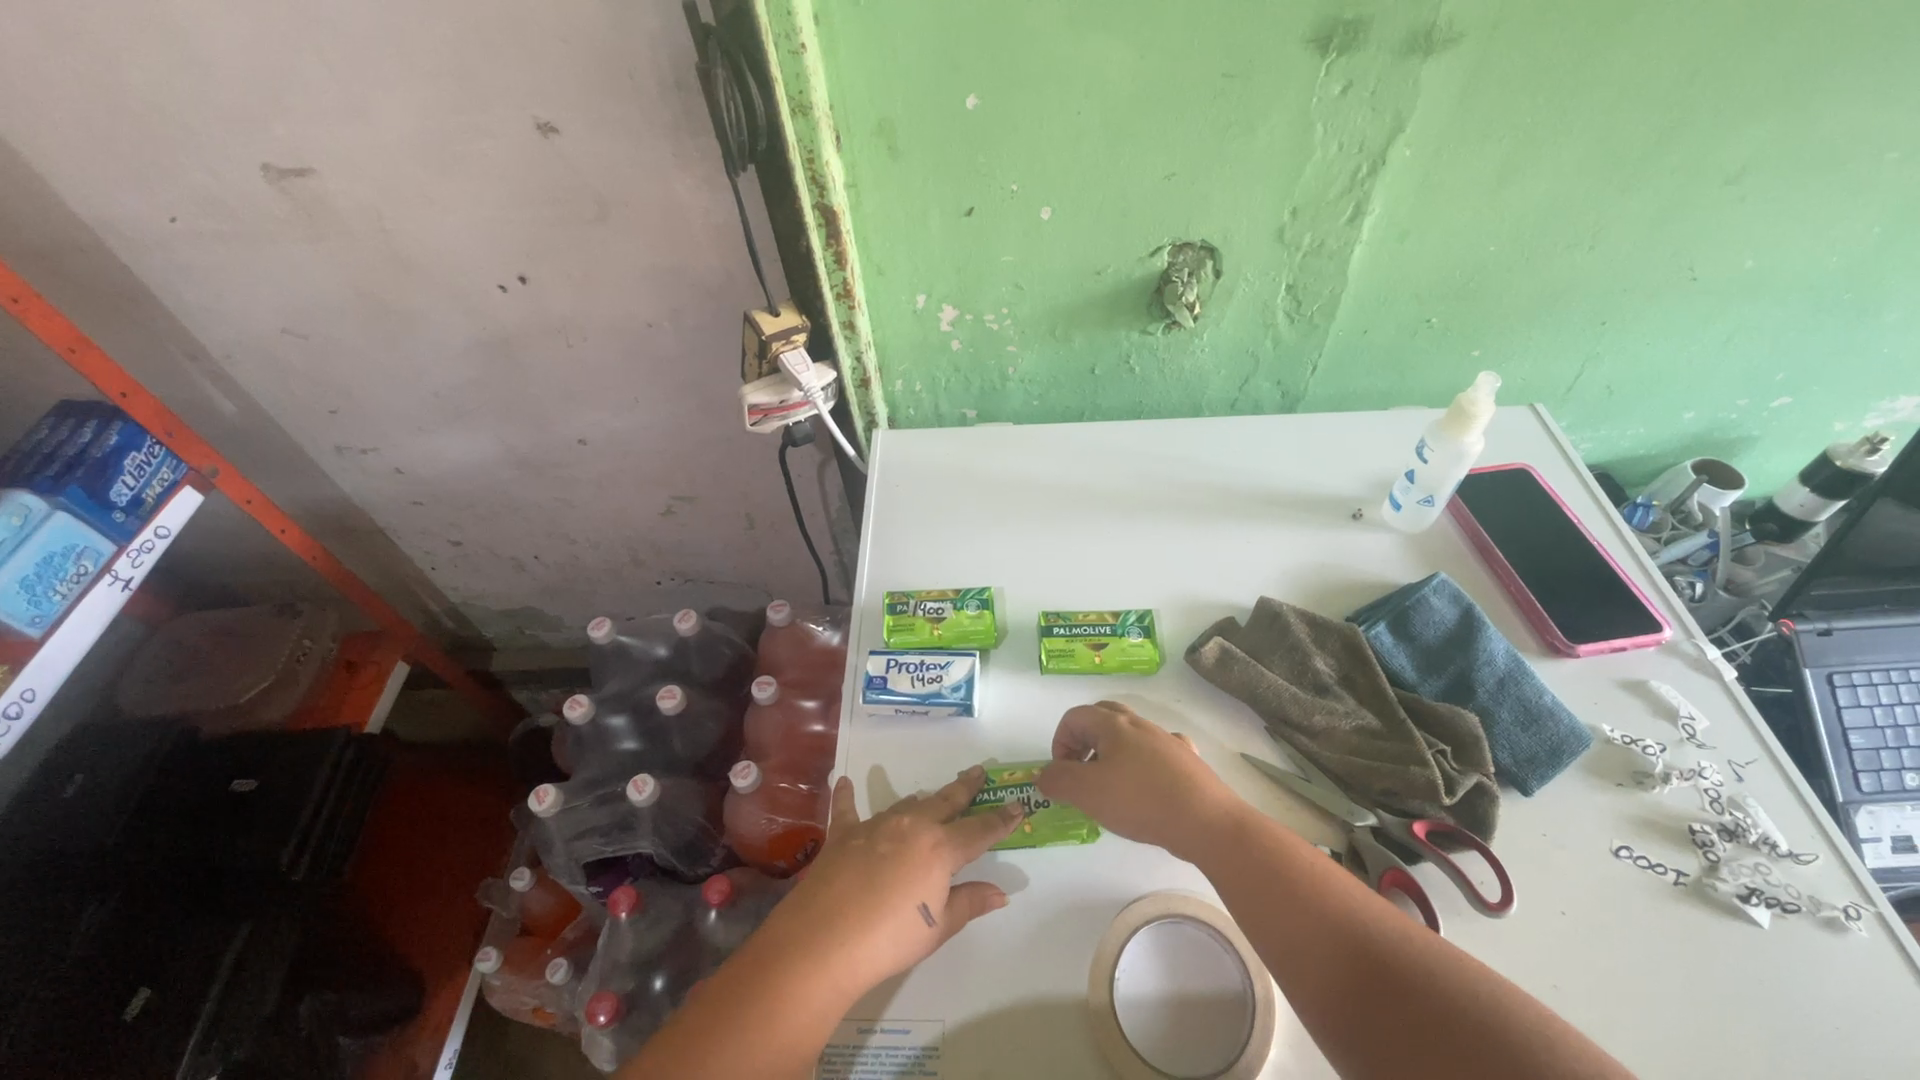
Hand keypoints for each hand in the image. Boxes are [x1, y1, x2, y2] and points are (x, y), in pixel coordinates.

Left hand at [758, 767, 1024, 997]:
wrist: (824, 940)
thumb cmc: (889, 939)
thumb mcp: (938, 927)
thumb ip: (969, 902)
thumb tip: (1000, 892)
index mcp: (940, 848)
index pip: (980, 830)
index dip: (1001, 819)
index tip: (1018, 805)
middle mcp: (911, 827)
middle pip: (945, 802)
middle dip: (965, 788)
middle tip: (978, 772)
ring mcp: (875, 826)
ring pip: (905, 804)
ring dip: (920, 801)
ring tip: (929, 796)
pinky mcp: (843, 835)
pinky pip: (847, 808)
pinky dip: (847, 794)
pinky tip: (843, 780)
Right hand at [1037, 701, 1244, 862]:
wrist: (1206, 821)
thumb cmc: (1141, 801)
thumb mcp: (1087, 793)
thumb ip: (1058, 780)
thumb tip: (1045, 774)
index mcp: (1113, 725)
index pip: (1074, 717)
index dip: (1060, 742)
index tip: (1064, 775)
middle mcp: (1140, 724)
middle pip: (1103, 716)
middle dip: (1085, 740)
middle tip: (1082, 772)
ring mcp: (1167, 740)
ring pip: (1131, 735)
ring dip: (1113, 753)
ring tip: (1111, 787)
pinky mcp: (1187, 761)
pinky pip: (1158, 752)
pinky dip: (1144, 763)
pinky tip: (1147, 785)